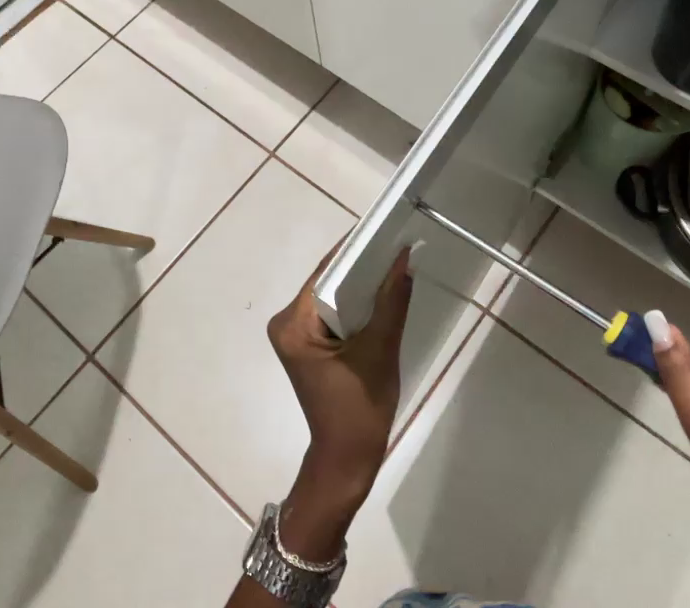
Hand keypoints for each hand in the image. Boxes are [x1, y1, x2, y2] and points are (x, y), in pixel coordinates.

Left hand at [262, 245, 413, 558]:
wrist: (347, 459)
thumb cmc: (359, 408)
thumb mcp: (379, 351)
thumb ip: (390, 302)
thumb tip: (403, 259)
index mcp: (293, 324)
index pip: (326, 274)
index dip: (355, 251)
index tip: (384, 230)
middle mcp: (286, 323)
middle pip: (327, 283)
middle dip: (360, 267)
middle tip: (394, 244)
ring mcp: (295, 335)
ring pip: (332, 297)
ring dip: (360, 286)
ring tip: (393, 263)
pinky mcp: (307, 345)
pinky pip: (333, 313)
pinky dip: (355, 305)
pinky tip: (381, 293)